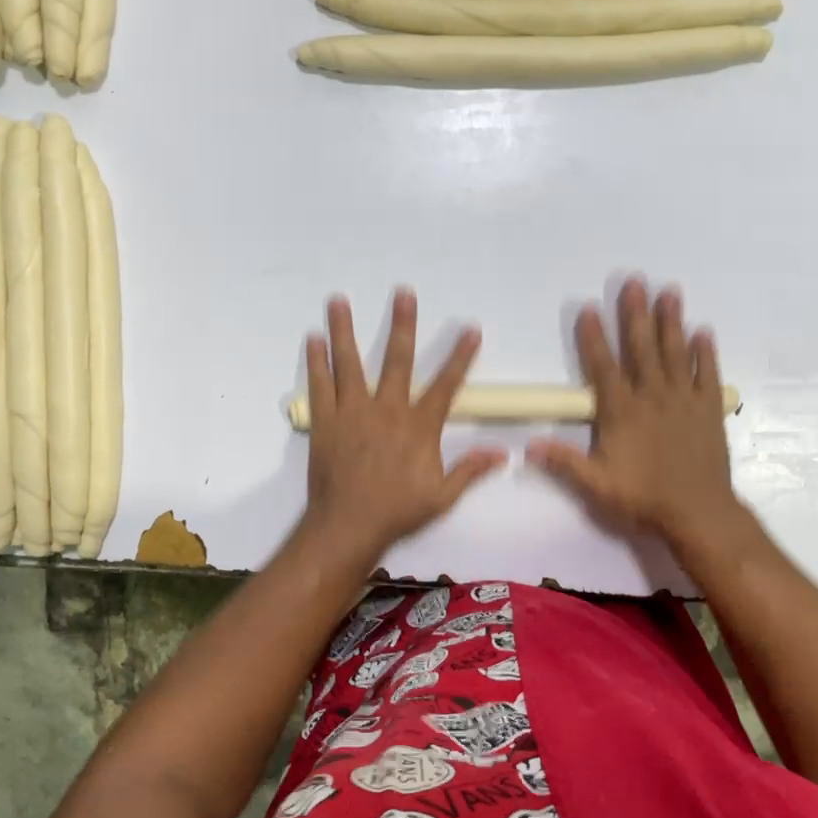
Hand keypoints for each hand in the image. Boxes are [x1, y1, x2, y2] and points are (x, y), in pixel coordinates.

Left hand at [301, 289, 506, 556]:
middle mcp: (387, 409)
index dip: (461, 356)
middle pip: (397, 359)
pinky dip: (316, 361)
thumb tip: (504, 454)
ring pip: (349, 362)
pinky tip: (313, 339)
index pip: (446, 384)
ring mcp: (352, 412)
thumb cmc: (398, 512)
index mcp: (418, 426)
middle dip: (402, 324)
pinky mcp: (325, 421)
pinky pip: (320, 385)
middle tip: (403, 292)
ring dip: (345, 329)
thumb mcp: (443, 497)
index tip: (470, 329)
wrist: (348, 525)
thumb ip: (471, 470)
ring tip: (338, 300)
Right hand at [527, 279, 747, 545]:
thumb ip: (563, 462)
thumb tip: (527, 447)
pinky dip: (706, 353)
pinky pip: (708, 374)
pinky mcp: (709, 410)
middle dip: (635, 313)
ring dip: (671, 321)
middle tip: (635, 281)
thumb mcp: (596, 486)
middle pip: (642, 348)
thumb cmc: (643, 498)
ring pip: (676, 352)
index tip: (588, 308)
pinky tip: (703, 332)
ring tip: (670, 291)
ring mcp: (684, 400)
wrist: (698, 512)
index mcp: (621, 412)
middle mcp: (652, 396)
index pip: (603, 367)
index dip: (593, 337)